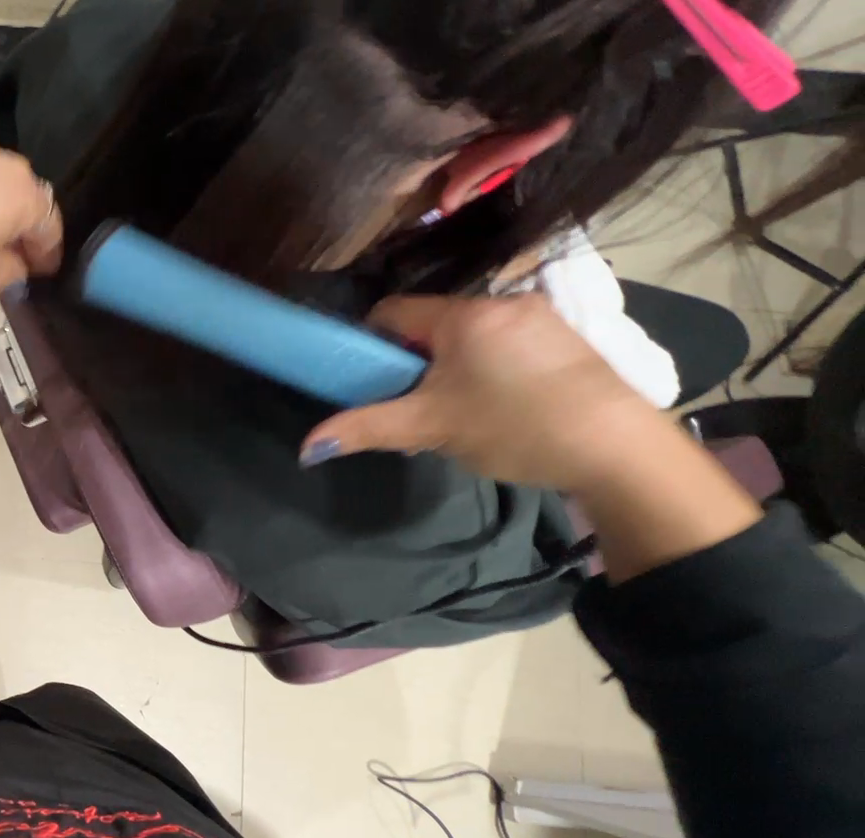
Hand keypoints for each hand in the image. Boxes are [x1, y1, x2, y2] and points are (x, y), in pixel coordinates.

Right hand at [303, 293, 760, 580]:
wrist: (617, 448)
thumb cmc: (512, 425)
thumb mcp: (427, 429)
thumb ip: (363, 429)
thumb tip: (305, 449)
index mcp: (463, 316)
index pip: (392, 311)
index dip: (368, 342)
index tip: (367, 378)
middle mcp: (502, 303)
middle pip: (431, 326)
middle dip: (411, 362)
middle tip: (410, 405)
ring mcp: (541, 318)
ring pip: (468, 338)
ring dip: (448, 368)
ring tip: (453, 413)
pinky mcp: (566, 339)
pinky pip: (503, 345)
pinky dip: (485, 370)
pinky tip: (494, 407)